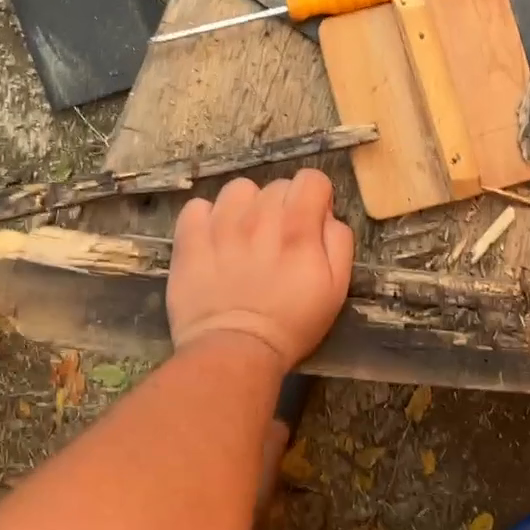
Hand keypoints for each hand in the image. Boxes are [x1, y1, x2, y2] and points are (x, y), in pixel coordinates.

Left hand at [166, 169, 355, 374]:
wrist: (234, 352)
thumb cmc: (292, 324)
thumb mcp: (336, 289)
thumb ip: (339, 242)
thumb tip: (326, 215)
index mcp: (298, 227)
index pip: (311, 178)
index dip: (316, 198)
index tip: (311, 223)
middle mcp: (260, 216)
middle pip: (278, 185)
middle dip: (284, 207)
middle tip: (278, 242)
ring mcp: (221, 224)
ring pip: (239, 189)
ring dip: (246, 207)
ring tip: (243, 236)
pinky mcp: (190, 238)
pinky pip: (198, 206)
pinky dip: (206, 218)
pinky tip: (213, 240)